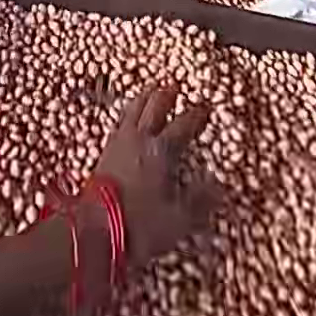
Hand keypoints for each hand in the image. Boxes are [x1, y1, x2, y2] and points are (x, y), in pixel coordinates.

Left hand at [91, 83, 210, 264]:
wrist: (95, 229)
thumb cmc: (140, 225)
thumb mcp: (179, 218)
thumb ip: (200, 199)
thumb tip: (219, 185)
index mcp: (161, 151)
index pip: (183, 125)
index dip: (196, 116)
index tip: (205, 108)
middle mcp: (140, 139)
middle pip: (154, 108)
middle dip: (166, 96)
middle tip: (175, 86)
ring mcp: (119, 142)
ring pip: (133, 109)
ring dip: (144, 98)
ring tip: (151, 91)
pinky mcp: (105, 150)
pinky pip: (119, 121)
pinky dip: (128, 112)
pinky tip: (128, 116)